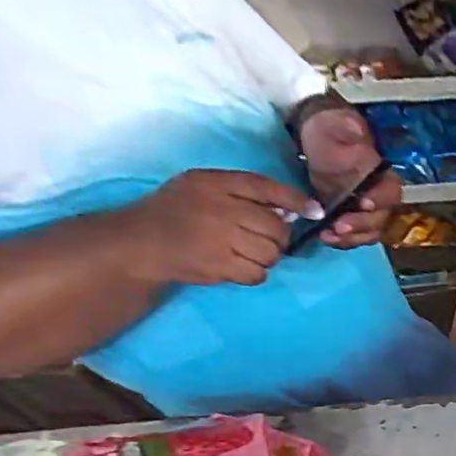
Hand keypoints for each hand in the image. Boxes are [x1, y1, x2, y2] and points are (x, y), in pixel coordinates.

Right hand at [118, 170, 316, 286]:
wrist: (139, 242)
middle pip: (277, 227)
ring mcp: (218, 237)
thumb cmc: (179, 214)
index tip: (316, 211)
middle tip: (257, 239)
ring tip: (243, 252)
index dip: (295, 199)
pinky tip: (235, 265)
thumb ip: (246, 195)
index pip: (264, 186)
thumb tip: (292, 211)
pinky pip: (258, 273)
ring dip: (265, 257)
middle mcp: (217, 206)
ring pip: (272, 253)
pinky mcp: (219, 264)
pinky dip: (253, 273)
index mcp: (212, 182)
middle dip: (277, 238)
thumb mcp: (206, 190)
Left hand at [297, 106, 400, 248]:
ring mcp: (368, 214)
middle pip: (380, 220)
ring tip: (328, 236)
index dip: (380, 200)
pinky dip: (341, 240)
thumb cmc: (331, 131)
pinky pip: (353, 236)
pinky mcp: (352, 221)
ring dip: (350, 238)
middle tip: (339, 226)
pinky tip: (324, 237)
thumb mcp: (338, 124)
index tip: (363, 203)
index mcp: (384, 178)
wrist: (319, 140)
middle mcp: (382, 200)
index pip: (390, 194)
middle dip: (360, 225)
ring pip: (369, 233)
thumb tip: (355, 129)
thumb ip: (348, 127)